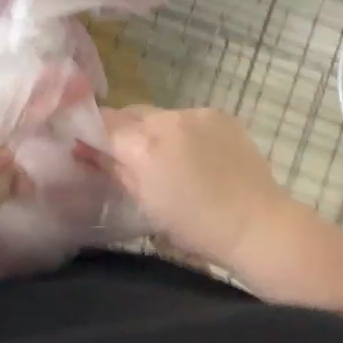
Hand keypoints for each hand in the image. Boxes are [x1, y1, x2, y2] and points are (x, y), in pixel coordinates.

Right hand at [98, 106, 302, 266]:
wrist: (256, 225)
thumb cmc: (195, 228)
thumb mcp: (145, 204)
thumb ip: (114, 170)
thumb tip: (86, 150)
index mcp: (144, 145)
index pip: (102, 123)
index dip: (90, 133)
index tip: (86, 148)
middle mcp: (168, 119)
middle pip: (129, 114)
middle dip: (122, 132)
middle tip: (124, 160)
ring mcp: (197, 113)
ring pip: (159, 116)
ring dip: (153, 132)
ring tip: (166, 162)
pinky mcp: (221, 115)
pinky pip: (188, 118)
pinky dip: (182, 133)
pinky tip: (194, 157)